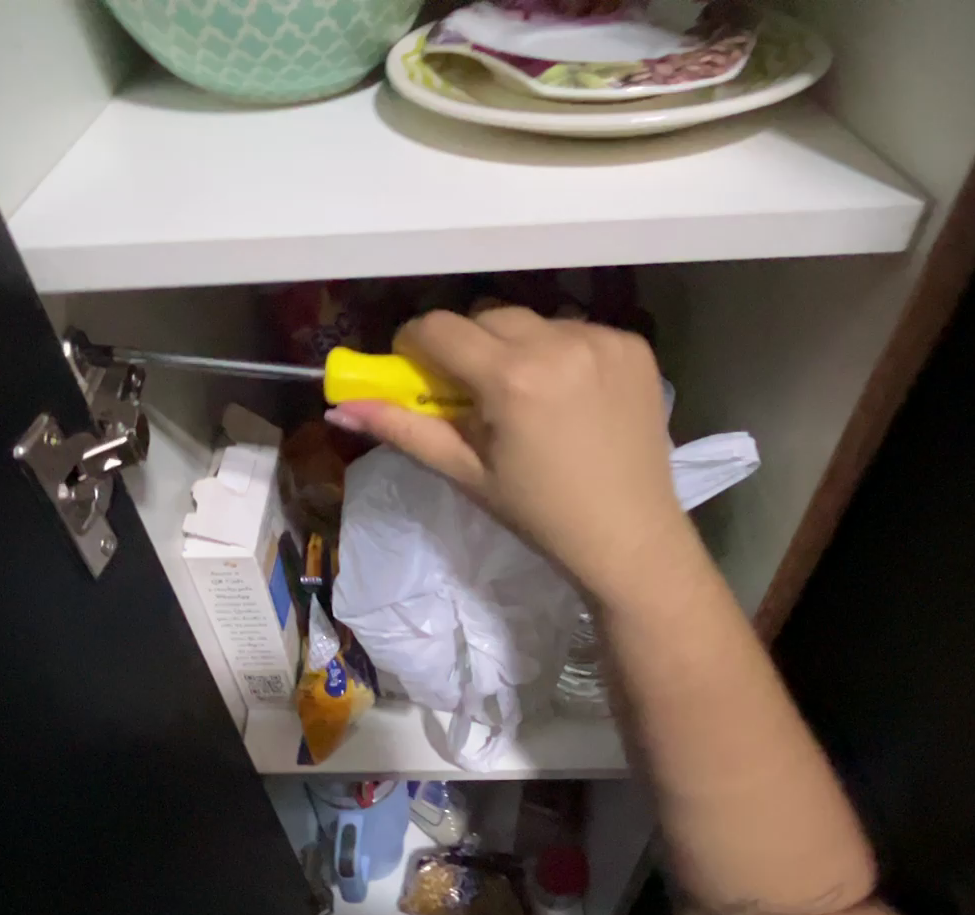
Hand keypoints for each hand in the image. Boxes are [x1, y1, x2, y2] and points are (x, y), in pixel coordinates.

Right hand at [324, 307, 693, 603]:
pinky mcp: (634, 345)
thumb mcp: (467, 474)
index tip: (416, 369)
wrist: (630, 537)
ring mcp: (604, 339)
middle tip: (473, 392)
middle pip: (485, 316)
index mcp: (512, 377)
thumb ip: (404, 431)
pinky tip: (569, 396)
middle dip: (467, 346)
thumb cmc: (540, 515)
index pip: (439, 327)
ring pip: (533, 320)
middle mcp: (559, 342)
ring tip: (528, 397)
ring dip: (515, 346)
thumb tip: (340, 408)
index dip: (415, 344)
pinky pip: (577, 330)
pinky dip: (560, 352)